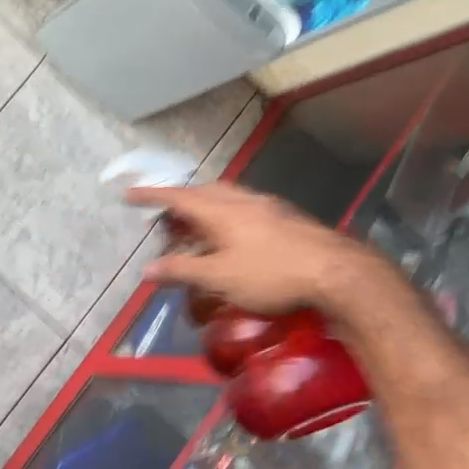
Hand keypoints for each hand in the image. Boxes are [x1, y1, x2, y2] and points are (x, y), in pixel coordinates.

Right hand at [125, 183, 397, 318]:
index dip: (152, 196)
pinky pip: (247, 207)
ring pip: (230, 197)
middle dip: (181, 197)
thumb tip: (148, 269)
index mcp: (222, 212)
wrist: (339, 274)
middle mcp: (244, 202)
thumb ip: (182, 270)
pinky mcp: (288, 220)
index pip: (178, 198)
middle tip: (165, 212)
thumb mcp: (219, 278)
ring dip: (207, 204)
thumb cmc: (272, 274)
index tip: (130, 194)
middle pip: (206, 191)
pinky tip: (234, 233)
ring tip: (197, 222)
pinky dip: (228, 214)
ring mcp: (270, 209)